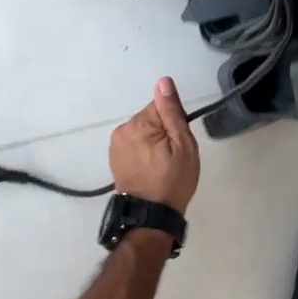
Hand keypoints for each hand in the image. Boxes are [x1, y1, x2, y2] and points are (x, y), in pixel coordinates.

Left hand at [108, 78, 200, 211]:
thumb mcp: (182, 145)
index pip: (162, 106)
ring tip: (162, 166)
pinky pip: (135, 145)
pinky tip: (151, 170)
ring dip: (153, 143)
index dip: (175, 122)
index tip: (178, 142)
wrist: (151, 217)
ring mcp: (116, 145)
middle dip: (164, 133)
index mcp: (139, 124)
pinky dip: (144, 153)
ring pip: (143, 132)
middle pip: (151, 118)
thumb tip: (163, 81)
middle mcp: (122, 129)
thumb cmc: (172, 181)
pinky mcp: (115, 158)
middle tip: (173, 158)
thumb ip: (172, 112)